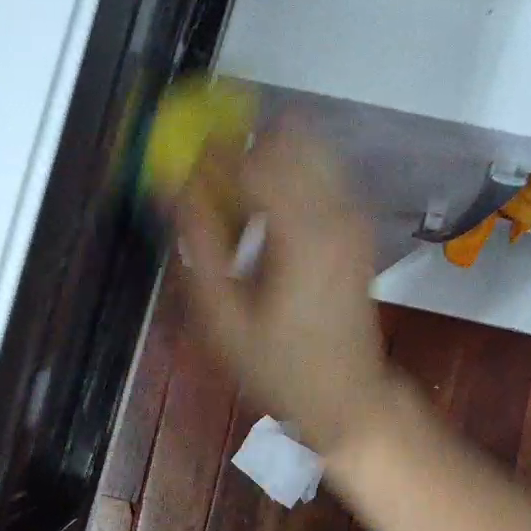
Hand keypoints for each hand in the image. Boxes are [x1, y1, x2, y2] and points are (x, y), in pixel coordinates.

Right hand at [170, 120, 401, 454]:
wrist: (346, 394)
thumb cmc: (278, 365)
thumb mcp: (223, 316)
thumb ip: (199, 245)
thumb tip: (173, 191)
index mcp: (303, 233)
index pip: (255, 160)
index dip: (213, 154)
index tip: (182, 161)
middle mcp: (337, 210)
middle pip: (290, 137)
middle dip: (244, 145)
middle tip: (210, 175)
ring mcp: (354, 214)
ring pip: (309, 148)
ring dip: (267, 158)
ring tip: (235, 198)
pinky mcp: (358, 224)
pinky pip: (321, 173)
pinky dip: (288, 175)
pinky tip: (263, 213)